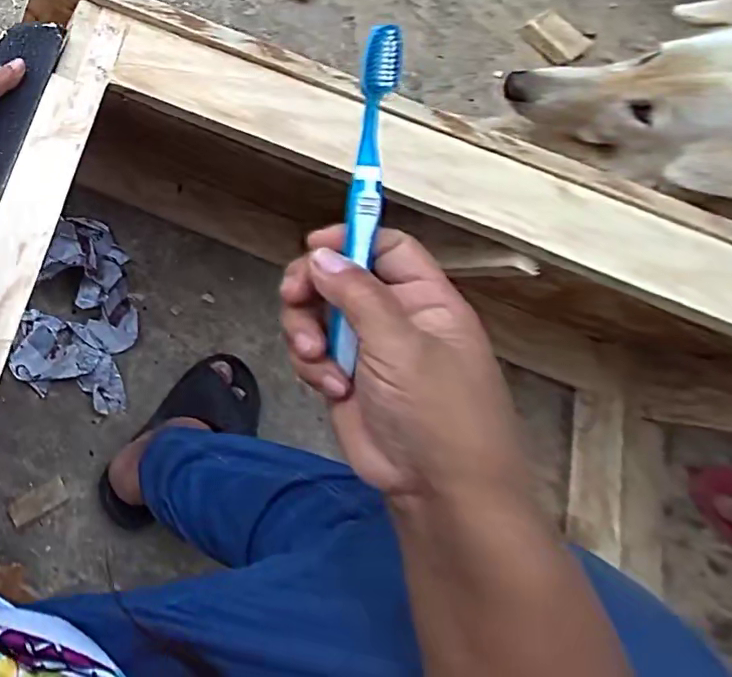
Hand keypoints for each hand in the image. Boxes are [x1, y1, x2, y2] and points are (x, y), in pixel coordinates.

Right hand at [280, 227, 532, 502]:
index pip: (386, 246)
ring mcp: (366, 346)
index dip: (351, 238)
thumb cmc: (437, 412)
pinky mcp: (343, 374)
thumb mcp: (401, 345)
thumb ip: (358, 294)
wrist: (437, 494)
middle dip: (311, 286)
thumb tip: (320, 254)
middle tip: (293, 297)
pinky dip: (311, 363)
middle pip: (338, 275)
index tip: (314, 245)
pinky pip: (310, 349)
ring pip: (316, 311)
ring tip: (315, 357)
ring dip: (305, 329)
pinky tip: (330, 387)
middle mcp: (393, 315)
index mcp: (423, 299)